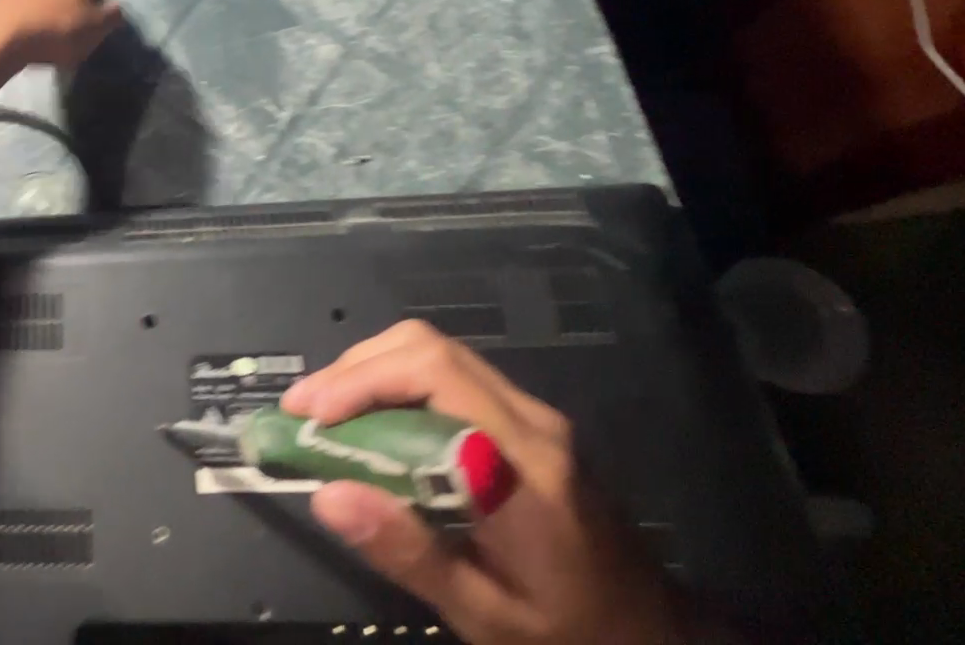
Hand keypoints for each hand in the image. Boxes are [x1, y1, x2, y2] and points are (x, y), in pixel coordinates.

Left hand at [0, 0, 122, 71]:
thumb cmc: (58, 29)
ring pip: (54, 6)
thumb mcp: (98, 26)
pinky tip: (34, 45)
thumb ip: (114, 15)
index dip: (101, 16)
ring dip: (57, 24)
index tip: (95, 36)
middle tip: (76, 44)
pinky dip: (38, 28)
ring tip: (53, 48)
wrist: (3, 34)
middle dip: (78, 18)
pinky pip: (34, 15)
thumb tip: (116, 9)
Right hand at [280, 321, 680, 644]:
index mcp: (522, 466)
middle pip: (428, 348)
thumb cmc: (574, 633)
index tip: (311, 415)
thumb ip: (410, 554)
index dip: (364, 379)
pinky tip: (369, 423)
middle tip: (303, 411)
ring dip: (370, 372)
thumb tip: (326, 495)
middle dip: (354, 368)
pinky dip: (394, 386)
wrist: (661, 636)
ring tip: (324, 414)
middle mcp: (530, 422)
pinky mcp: (526, 424)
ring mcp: (532, 417)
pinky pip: (448, 378)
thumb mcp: (488, 616)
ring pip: (435, 354)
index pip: (436, 375)